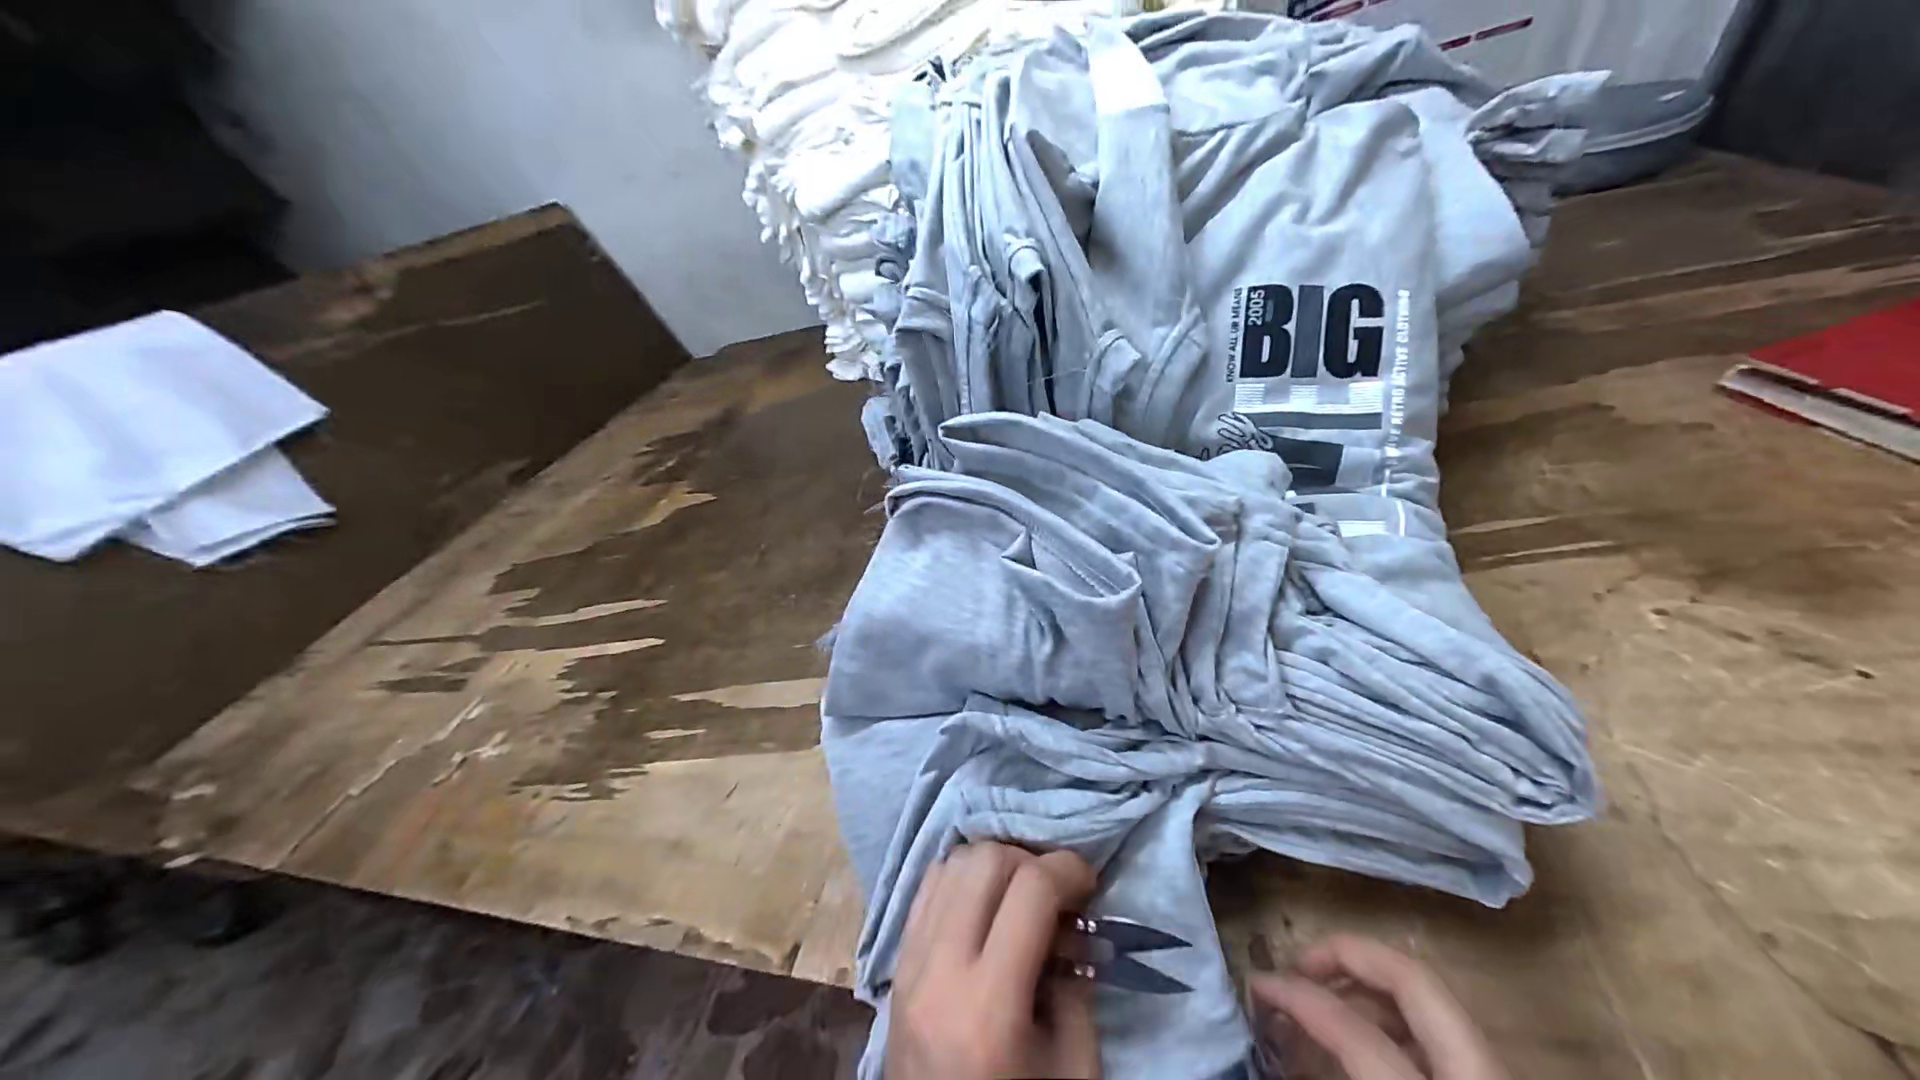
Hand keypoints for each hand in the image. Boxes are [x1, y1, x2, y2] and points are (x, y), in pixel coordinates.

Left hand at [886, 841, 1101, 1079]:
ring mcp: (910, 962)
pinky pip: (926, 889)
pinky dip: (960, 878)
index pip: (1029, 890)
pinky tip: (984, 904)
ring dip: (993, 865)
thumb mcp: (1071, 1066)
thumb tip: (1071, 923)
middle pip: (984, 860)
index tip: (1089, 882)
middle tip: (1054, 893)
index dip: (1068, 869)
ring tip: (1019, 897)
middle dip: (1029, 860)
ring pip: (950, 864)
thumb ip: (1076, 984)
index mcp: (990, 1003)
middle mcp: (940, 968)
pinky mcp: (896, 964)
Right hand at [1249, 935, 1506, 1079]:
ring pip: (1425, 1001)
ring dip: (1363, 992)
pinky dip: (1390, 1024)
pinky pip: (1435, 1034)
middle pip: (1410, 976)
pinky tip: (1354, 1044)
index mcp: (1452, 1079)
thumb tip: (1276, 1021)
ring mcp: (1495, 1069)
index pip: (1355, 1028)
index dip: (1298, 997)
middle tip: (1295, 966)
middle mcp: (1483, 1068)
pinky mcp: (1490, 1076)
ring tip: (1317, 1008)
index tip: (1257, 983)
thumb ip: (1333, 1062)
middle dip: (1344, 956)